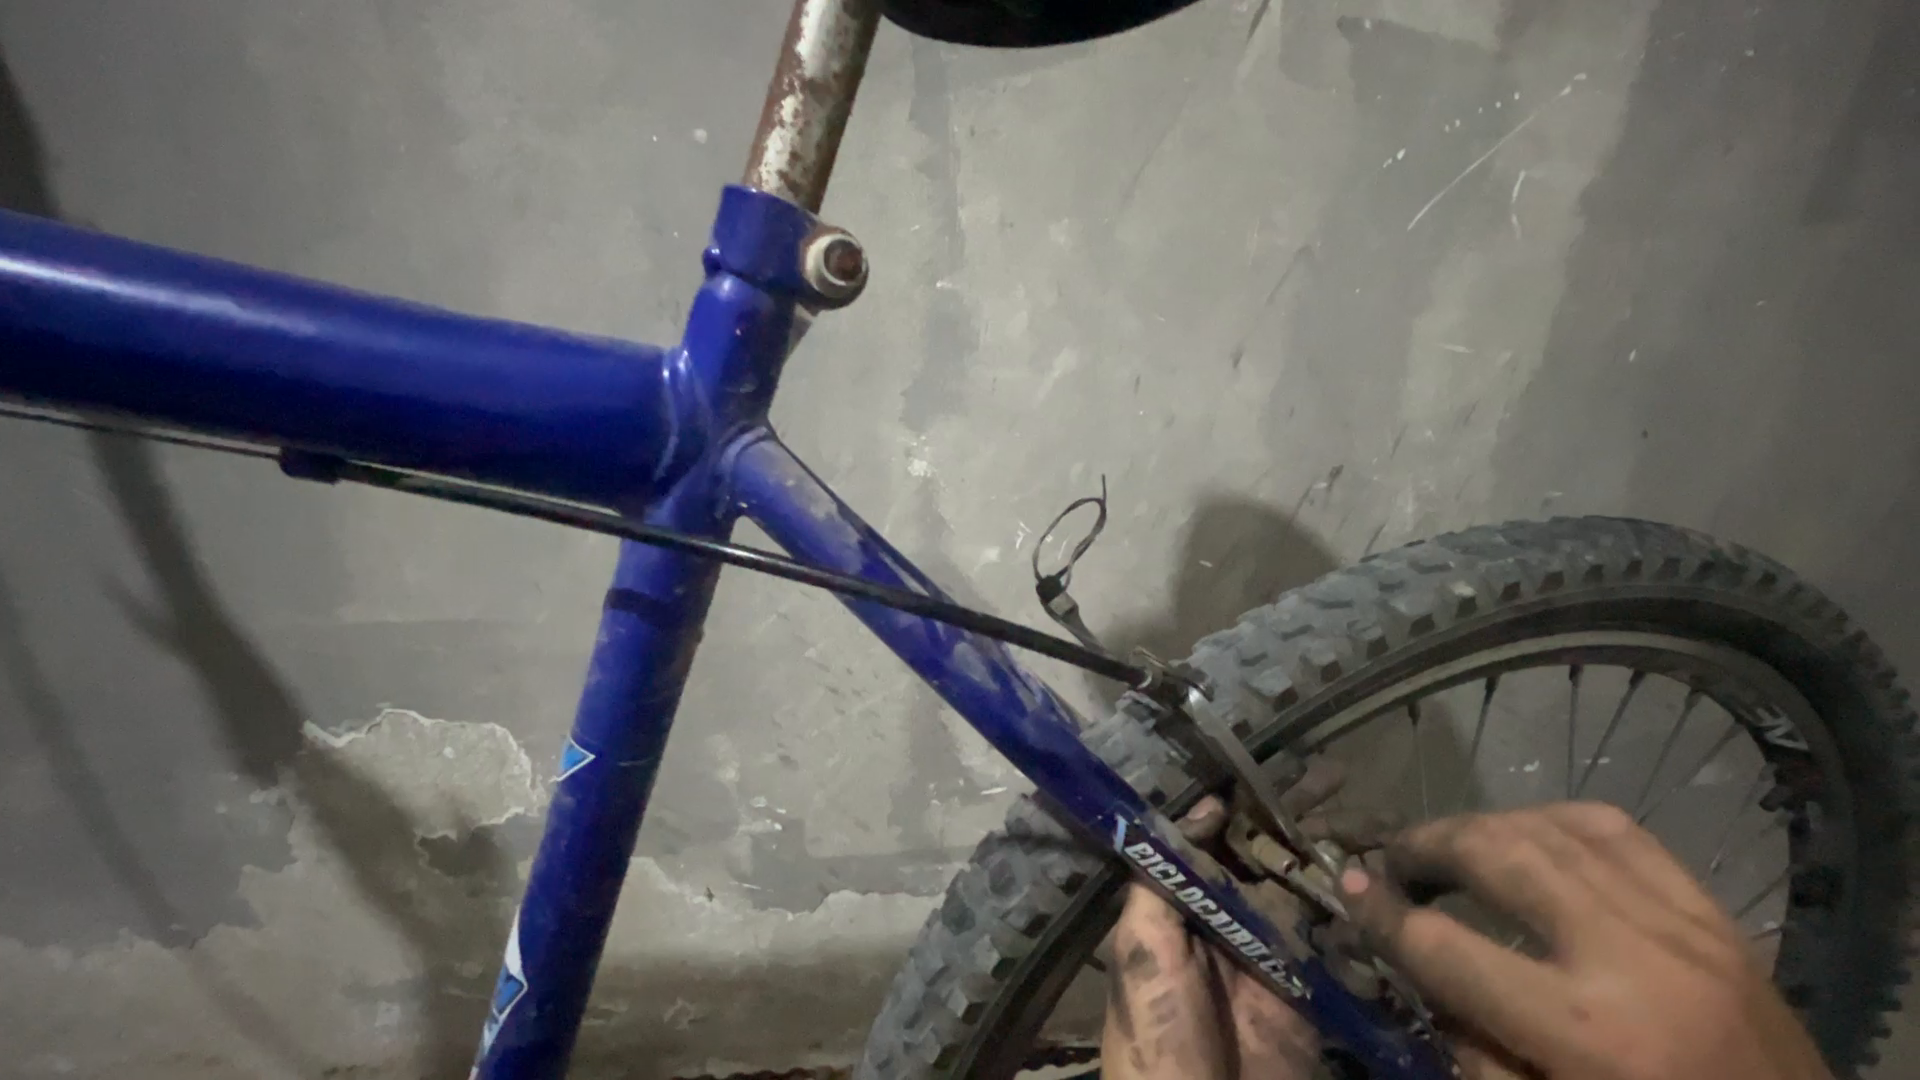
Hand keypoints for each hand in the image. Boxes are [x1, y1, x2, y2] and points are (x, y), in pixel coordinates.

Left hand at [1101, 760, 1393, 1079]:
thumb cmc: (1156, 1025)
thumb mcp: (1140, 942)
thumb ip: (1161, 875)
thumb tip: (1202, 808)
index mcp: (1186, 898)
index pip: (1219, 836)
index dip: (1249, 801)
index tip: (1281, 767)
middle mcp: (1229, 914)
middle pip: (1267, 854)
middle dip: (1299, 816)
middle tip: (1338, 777)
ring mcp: (1272, 949)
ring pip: (1304, 887)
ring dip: (1333, 852)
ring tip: (1371, 816)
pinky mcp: (1310, 988)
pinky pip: (1335, 941)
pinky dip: (1357, 911)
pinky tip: (1382, 878)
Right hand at [1340, 802, 1831, 1079]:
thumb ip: (1471, 1044)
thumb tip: (1419, 963)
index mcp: (1587, 1033)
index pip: (1443, 947)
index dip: (1379, 913)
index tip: (1346, 886)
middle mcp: (1631, 959)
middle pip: (1493, 856)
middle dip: (1423, 847)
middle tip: (1393, 862)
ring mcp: (1680, 925)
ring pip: (1545, 827)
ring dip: (1477, 828)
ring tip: (1448, 848)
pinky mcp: (1713, 914)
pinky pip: (1613, 830)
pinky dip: (1549, 820)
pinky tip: (1526, 836)